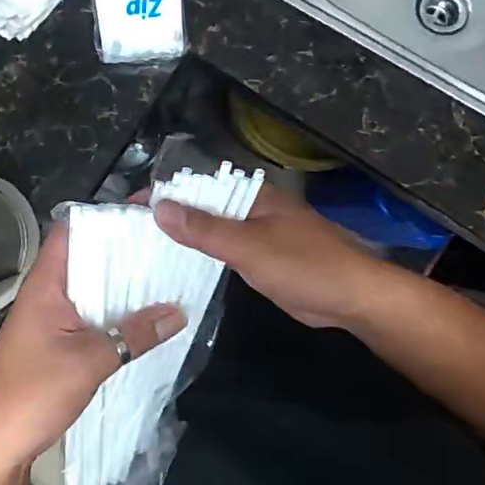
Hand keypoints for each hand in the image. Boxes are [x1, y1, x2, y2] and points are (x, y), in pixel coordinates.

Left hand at [0, 225, 187, 472]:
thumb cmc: (33, 394)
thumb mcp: (89, 362)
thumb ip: (133, 335)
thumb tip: (178, 312)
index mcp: (45, 285)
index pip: (72, 232)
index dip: (105, 216)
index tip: (144, 211)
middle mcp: (47, 294)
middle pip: (87, 257)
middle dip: (123, 248)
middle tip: (166, 240)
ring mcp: (51, 318)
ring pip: (91, 287)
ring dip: (122, 281)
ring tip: (165, 269)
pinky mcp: (57, 341)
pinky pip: (91, 312)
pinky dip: (116, 308)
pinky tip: (145, 312)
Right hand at [154, 185, 409, 329]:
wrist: (354, 297)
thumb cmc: (304, 265)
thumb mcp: (249, 246)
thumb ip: (205, 229)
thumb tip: (160, 207)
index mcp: (251, 196)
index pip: (197, 186)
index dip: (163, 194)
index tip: (129, 207)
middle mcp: (253, 209)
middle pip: (203, 206)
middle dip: (169, 215)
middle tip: (130, 232)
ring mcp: (259, 234)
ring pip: (214, 229)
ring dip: (186, 236)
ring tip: (146, 248)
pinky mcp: (264, 259)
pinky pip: (226, 250)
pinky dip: (204, 254)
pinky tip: (183, 267)